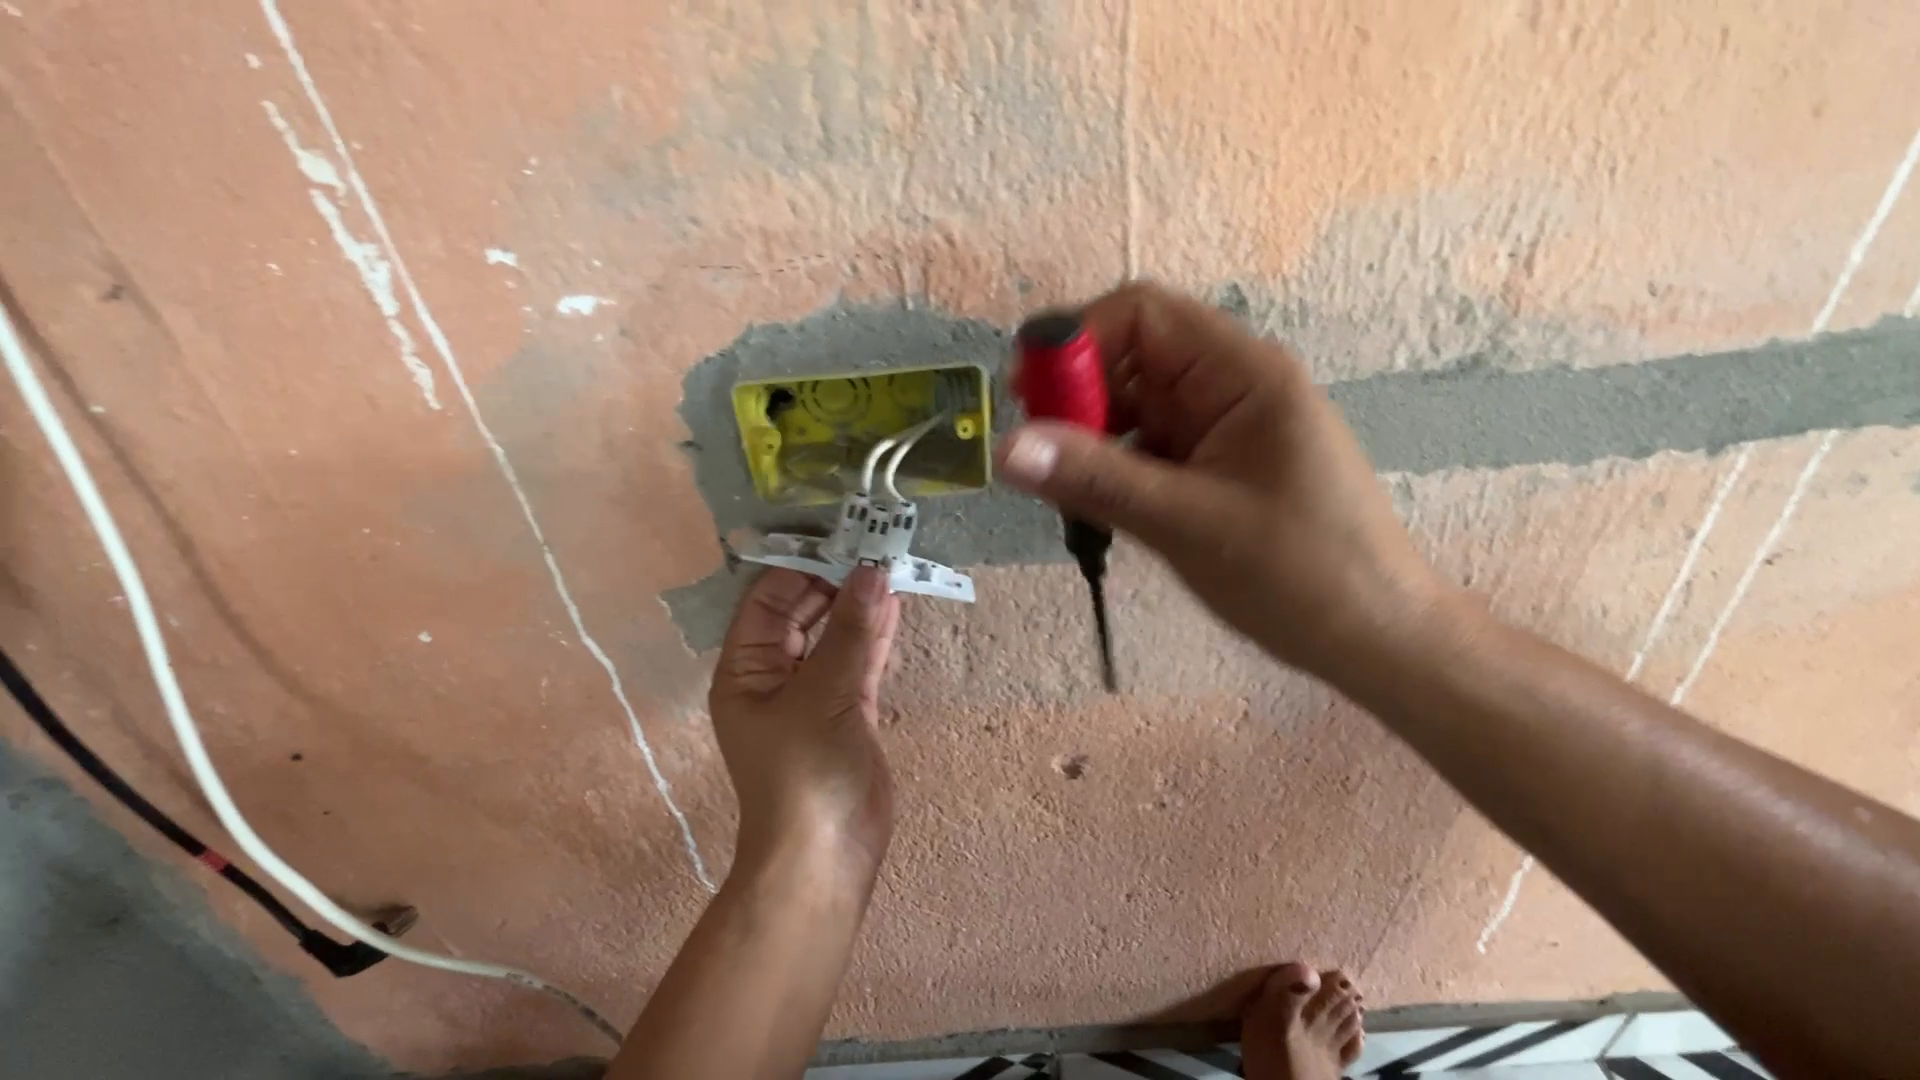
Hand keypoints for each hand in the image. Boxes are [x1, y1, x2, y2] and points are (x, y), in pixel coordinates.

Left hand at [709, 566, 901, 873]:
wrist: (826, 855)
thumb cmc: (805, 772)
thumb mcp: (824, 694)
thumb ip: (851, 630)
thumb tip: (873, 570)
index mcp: (745, 668)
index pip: (769, 599)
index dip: (803, 566)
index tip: (846, 537)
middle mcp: (773, 675)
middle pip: (803, 612)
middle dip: (836, 581)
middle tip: (878, 546)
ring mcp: (812, 693)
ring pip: (834, 634)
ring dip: (859, 604)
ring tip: (892, 565)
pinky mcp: (846, 711)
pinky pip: (858, 660)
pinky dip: (875, 634)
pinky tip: (895, 605)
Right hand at [995, 282, 1444, 678]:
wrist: (1376, 637)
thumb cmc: (1300, 575)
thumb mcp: (1188, 524)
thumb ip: (1095, 479)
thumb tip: (1006, 447)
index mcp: (1241, 372)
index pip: (1141, 314)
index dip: (1076, 341)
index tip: (1028, 400)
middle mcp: (1229, 385)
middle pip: (1129, 357)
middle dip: (1076, 398)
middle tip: (1040, 460)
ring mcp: (1221, 427)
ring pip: (1131, 407)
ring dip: (1089, 439)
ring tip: (1066, 493)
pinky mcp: (1213, 466)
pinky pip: (1145, 447)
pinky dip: (1111, 468)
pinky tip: (1096, 508)